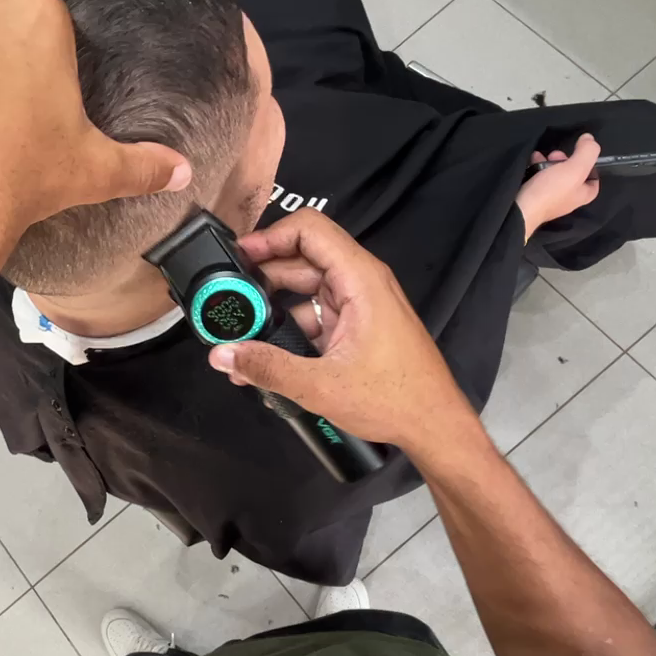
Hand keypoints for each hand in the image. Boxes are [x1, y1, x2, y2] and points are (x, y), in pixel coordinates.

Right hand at [205, 209, 477, 450]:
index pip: (309, 230)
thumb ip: (267, 367)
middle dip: (261, 274)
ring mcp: (357, 304)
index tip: (238, 257)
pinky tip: (262, 355)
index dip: (270, 236)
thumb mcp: (321, 385)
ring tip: (239, 331)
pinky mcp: (354, 326)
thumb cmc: (393, 399)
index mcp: (359, 279)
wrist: (434, 425)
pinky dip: (287, 328)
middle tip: (227, 298)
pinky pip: (313, 314)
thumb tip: (221, 355)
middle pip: (301, 258)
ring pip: (303, 288)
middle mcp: (359, 282)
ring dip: (271, 305)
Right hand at [516, 132, 600, 240]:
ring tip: (538, 156)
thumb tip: (589, 139)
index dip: (589, 165)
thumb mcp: (576, 168)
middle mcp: (568, 199)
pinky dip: (534, 170)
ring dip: (546, 163)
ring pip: (552, 176)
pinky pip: (537, 180)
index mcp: (583, 195)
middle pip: (571, 175)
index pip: (593, 178)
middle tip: (555, 154)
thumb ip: (587, 151)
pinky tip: (529, 164)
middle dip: (564, 161)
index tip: (579, 154)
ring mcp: (548, 200)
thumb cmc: (551, 190)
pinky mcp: (532, 198)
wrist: (519, 209)